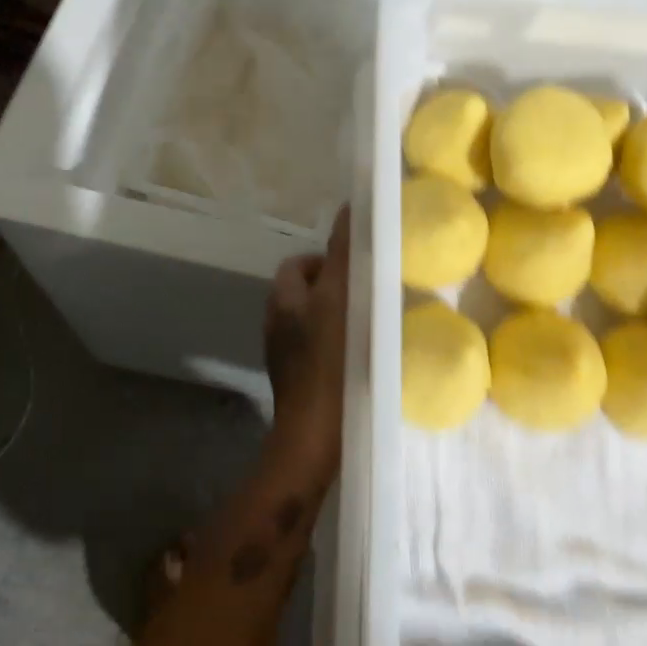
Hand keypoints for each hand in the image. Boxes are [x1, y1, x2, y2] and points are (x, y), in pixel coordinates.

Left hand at [265, 206, 350, 471]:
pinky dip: (336, 346)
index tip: (358, 269)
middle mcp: (277, 324)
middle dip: (335, 289)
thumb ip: (344, 254)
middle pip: (306, 292)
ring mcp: (285, 357)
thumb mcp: (339, 299)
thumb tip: (351, 207)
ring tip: (369, 325)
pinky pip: (318, 350)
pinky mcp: (299, 383)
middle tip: (368, 297)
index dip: (326, 260)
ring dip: (337, 318)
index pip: (299, 264)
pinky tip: (360, 357)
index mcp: (282, 300)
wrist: (314, 438)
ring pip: (313, 322)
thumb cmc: (327, 362)